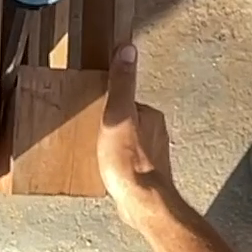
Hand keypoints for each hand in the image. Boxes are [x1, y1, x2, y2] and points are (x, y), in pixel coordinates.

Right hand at [98, 43, 176, 227]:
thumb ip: (122, 84)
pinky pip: (130, 162)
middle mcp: (156, 134)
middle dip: (115, 124)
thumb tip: (127, 50)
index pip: (128, 100)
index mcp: (150, 116)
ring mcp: (153, 156)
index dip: (111, 103)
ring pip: (132, 142)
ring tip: (99, 150)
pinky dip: (120, 163)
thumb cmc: (128, 161)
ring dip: (118, 144)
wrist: (141, 201)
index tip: (99, 105)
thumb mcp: (117, 115)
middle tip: (95, 129)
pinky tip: (109, 170)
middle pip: (131, 121)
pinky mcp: (146, 175)